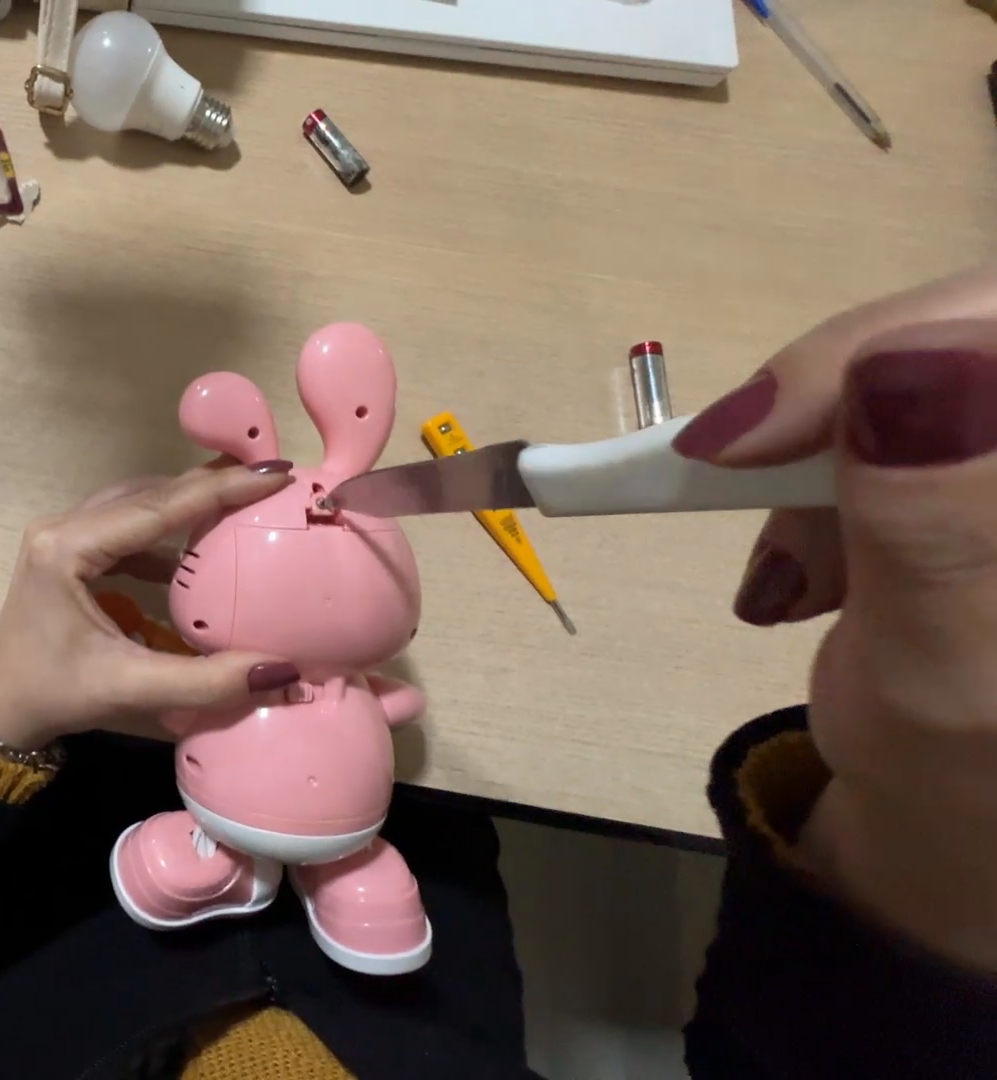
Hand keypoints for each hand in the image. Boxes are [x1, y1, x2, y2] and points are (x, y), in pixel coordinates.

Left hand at [0, 461, 303, 750]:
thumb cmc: (52, 695)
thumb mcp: (129, 688)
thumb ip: (206, 681)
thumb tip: (285, 674)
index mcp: (66, 548)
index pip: (155, 508)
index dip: (218, 488)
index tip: (272, 472)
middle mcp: (59, 528)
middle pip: (145, 495)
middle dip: (206, 485)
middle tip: (266, 477)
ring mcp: (59, 536)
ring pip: (132, 504)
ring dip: (183, 502)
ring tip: (237, 500)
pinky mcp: (65, 552)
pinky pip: (121, 527)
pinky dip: (160, 531)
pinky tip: (189, 550)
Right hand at [673, 267, 996, 970]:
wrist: (964, 807)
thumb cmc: (963, 766)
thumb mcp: (942, 668)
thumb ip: (939, 523)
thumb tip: (907, 358)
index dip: (888, 346)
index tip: (737, 435)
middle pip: (968, 331)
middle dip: (827, 402)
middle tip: (725, 472)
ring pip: (911, 377)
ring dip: (811, 462)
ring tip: (791, 570)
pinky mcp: (969, 477)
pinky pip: (884, 425)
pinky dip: (814, 484)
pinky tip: (812, 565)